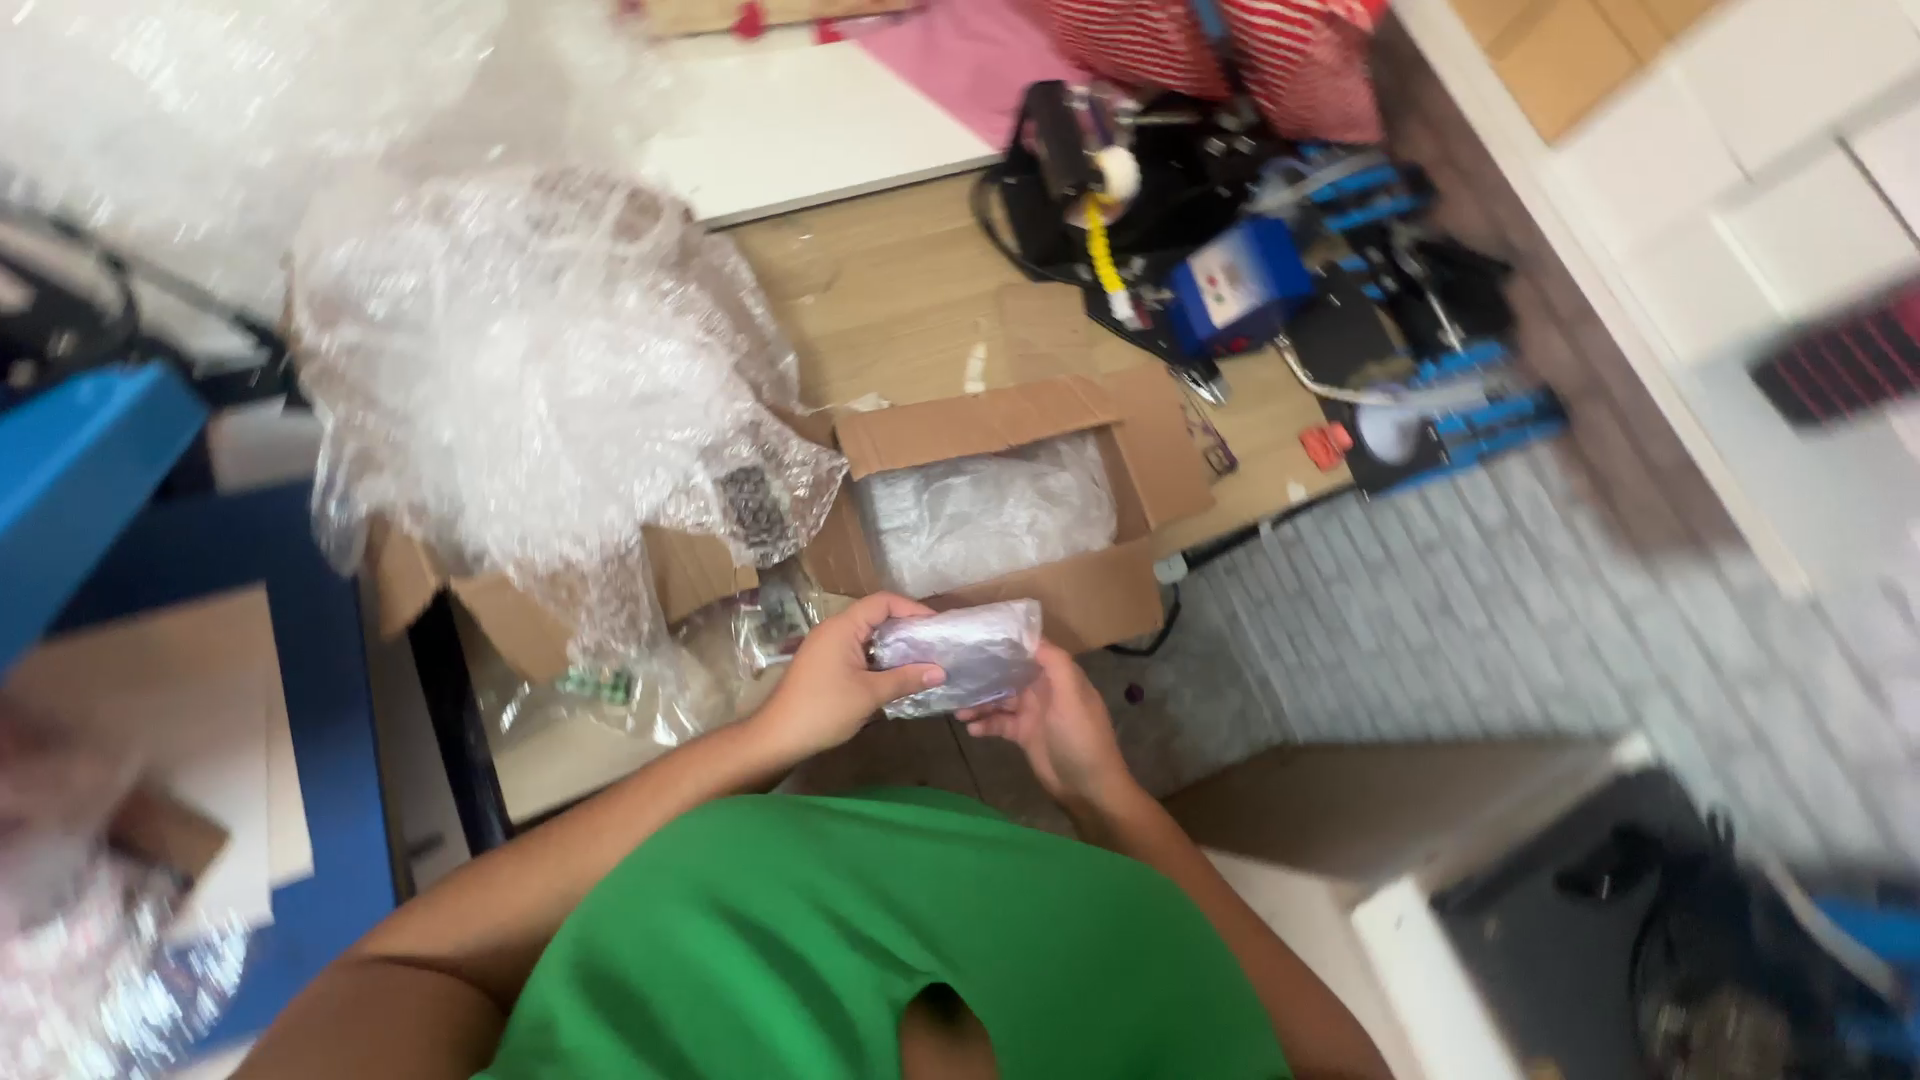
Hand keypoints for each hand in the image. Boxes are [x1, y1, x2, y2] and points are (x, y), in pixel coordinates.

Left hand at [752, 592, 945, 759]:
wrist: (777, 737)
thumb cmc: (823, 709)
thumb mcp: (870, 694)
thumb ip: (906, 679)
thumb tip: (940, 672)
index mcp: (842, 627)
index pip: (882, 602)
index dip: (911, 609)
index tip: (935, 626)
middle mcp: (833, 629)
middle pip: (875, 615)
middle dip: (906, 627)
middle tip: (933, 643)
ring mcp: (827, 646)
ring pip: (867, 635)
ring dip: (893, 645)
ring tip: (921, 658)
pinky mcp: (824, 663)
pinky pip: (858, 650)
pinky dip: (879, 658)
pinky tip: (896, 674)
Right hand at [958, 641, 1140, 810]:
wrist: (1088, 788)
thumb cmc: (1081, 737)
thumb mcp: (1072, 697)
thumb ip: (1055, 664)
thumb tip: (1030, 636)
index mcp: (1059, 676)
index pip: (1032, 651)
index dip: (1009, 644)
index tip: (980, 637)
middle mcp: (1045, 690)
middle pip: (1010, 675)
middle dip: (986, 675)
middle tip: (958, 675)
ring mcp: (1033, 713)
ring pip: (1002, 700)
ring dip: (981, 702)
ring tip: (959, 709)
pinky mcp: (1024, 734)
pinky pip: (1000, 723)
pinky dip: (985, 724)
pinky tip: (972, 729)